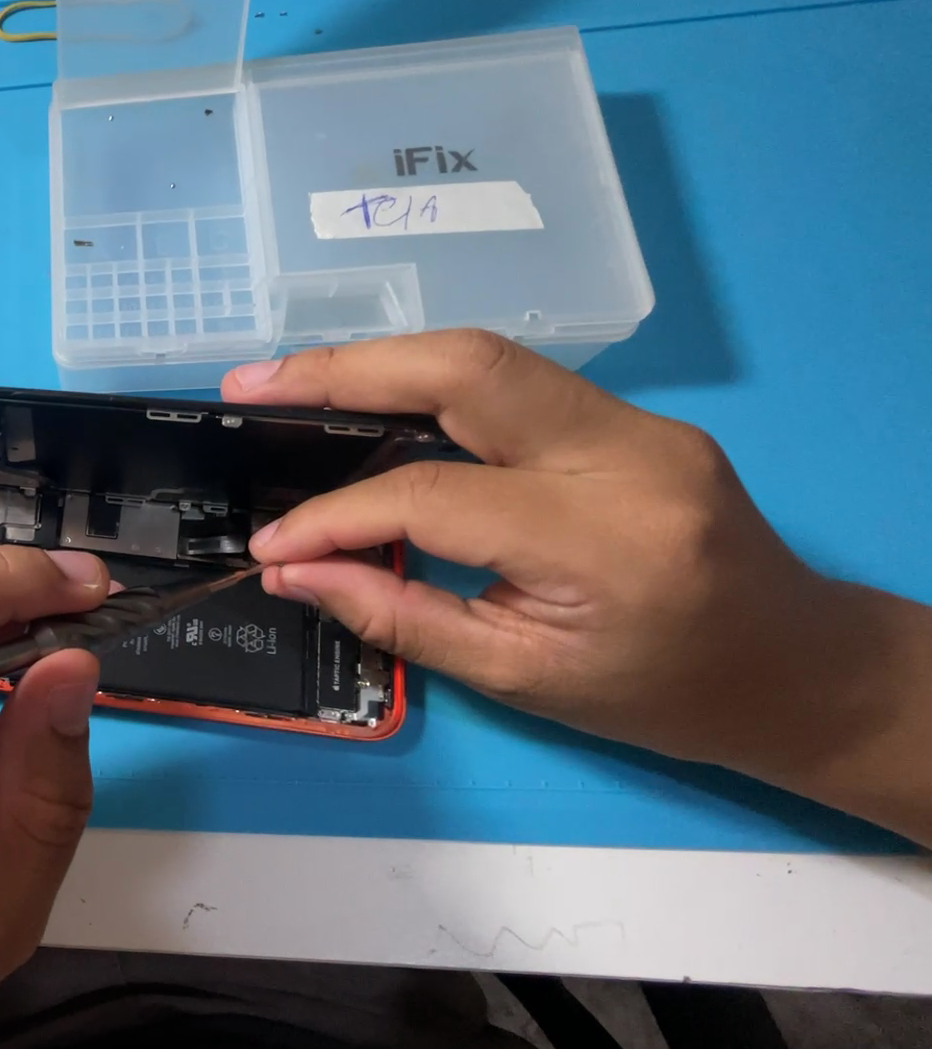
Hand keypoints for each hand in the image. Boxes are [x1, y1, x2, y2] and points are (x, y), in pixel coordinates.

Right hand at [224, 330, 931, 837]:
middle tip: (248, 386)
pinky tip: (355, 398)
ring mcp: (631, 421)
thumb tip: (290, 570)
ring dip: (368, 363)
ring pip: (479, 355)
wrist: (800, 667)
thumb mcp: (514, 675)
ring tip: (283, 383)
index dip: (335, 515)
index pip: (432, 496)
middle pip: (465, 369)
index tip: (271, 542)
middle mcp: (625, 453)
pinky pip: (497, 381)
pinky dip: (411, 382)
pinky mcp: (617, 416)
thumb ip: (393, 615)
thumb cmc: (656, 692)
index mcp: (604, 538)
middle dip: (340, 371)